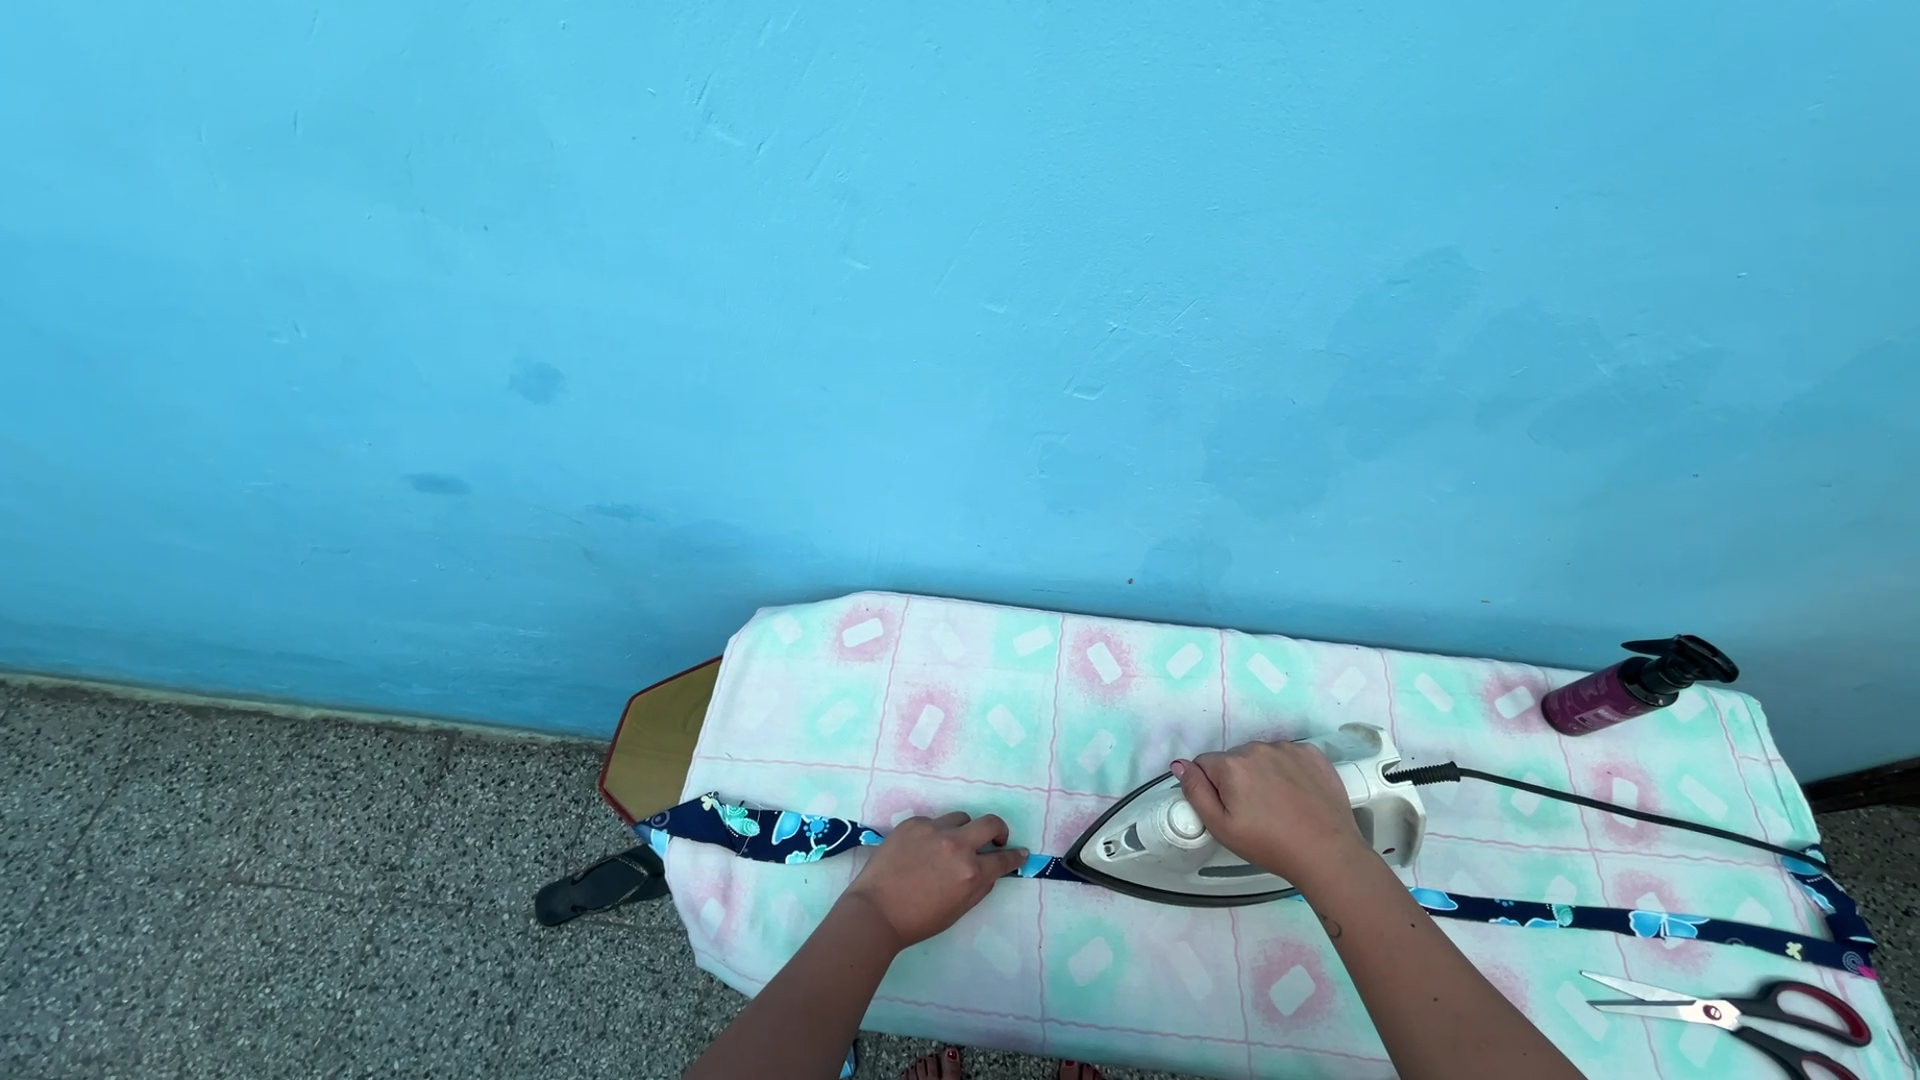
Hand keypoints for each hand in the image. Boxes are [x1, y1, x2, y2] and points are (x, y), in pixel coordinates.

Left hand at [839, 812, 1028, 950]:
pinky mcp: (913, 823)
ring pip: (961, 818)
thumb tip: (992, 869)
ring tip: (952, 845)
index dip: (1015, 856)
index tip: (1020, 853)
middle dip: (999, 831)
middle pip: (990, 823)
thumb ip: (980, 887)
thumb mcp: (958, 910)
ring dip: (964, 830)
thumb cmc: (918, 920)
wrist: (875, 912)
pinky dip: (935, 833)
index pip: (1003, 859)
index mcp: (971, 872)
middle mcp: (956, 845)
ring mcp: (933, 830)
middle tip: (995, 840)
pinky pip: (933, 821)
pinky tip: (923, 849)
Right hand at [1172, 740, 1371, 887]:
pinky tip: (1296, 793)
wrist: (1328, 854)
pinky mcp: (1313, 754)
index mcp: (1232, 764)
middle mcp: (1258, 748)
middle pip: (1233, 759)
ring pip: (1261, 756)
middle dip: (1237, 779)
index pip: (1204, 764)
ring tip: (1278, 805)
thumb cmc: (1270, 844)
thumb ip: (1195, 792)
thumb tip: (1180, 765)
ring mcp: (1288, 749)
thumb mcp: (1221, 827)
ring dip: (1262, 773)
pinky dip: (1287, 769)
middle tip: (1255, 812)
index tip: (1230, 809)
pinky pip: (1288, 755)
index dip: (1212, 788)